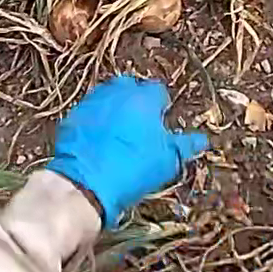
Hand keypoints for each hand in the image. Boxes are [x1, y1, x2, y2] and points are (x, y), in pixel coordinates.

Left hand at [48, 75, 208, 224]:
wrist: (85, 184)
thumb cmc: (133, 168)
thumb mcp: (167, 160)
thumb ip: (185, 146)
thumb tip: (202, 140)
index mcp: (143, 98)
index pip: (158, 90)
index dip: (161, 106)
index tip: (161, 122)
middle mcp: (117, 92)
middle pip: (130, 87)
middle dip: (136, 100)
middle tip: (140, 125)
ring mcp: (91, 103)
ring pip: (107, 97)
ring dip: (115, 108)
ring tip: (119, 133)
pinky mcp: (71, 117)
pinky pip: (88, 113)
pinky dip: (94, 122)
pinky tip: (98, 141)